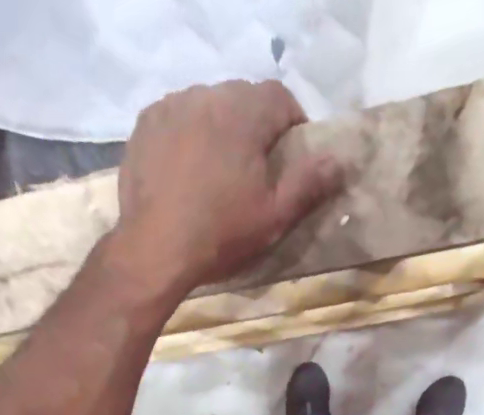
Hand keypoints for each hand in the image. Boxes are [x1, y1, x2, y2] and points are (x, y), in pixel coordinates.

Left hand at [112, 80, 342, 293]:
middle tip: (258, 167)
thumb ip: (309, 182)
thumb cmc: (221, 234)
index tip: (293, 155)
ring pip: (209, 103)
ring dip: (223, 126)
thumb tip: (339, 160)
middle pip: (243, 96)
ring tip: (222, 167)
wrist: (154, 249)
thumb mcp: (275, 216)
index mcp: (242, 114)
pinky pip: (178, 116)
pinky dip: (190, 133)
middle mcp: (205, 96)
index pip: (279, 96)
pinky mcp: (145, 124)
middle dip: (257, 124)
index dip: (293, 122)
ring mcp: (170, 107)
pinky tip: (190, 168)